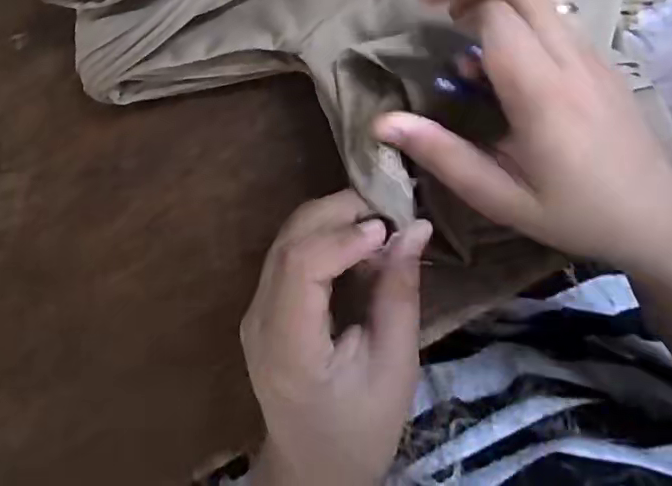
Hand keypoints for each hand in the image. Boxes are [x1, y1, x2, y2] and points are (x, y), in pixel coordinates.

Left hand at [241, 190, 431, 485]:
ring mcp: (255, 308)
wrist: (313, 470)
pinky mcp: (263, 303)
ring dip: (334, 217)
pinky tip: (359, 243)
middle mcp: (260, 318)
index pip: (301, 265)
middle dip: (341, 212)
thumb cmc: (360, 430)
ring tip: (381, 227)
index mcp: (288, 346)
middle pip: (291, 239)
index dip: (343, 236)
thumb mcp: (395, 369)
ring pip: (288, 235)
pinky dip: (325, 233)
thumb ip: (400, 295)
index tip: (388, 229)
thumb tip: (416, 228)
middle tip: (392, 213)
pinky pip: (290, 250)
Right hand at [372, 0, 671, 270]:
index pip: (496, 16)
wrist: (658, 215)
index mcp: (542, 92)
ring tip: (462, 9)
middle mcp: (569, 58)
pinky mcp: (600, 55)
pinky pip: (557, 8)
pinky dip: (520, 2)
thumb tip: (382, 123)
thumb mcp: (500, 197)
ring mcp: (590, 52)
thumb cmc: (575, 212)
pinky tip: (501, 39)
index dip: (459, 5)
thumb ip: (441, 154)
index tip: (428, 14)